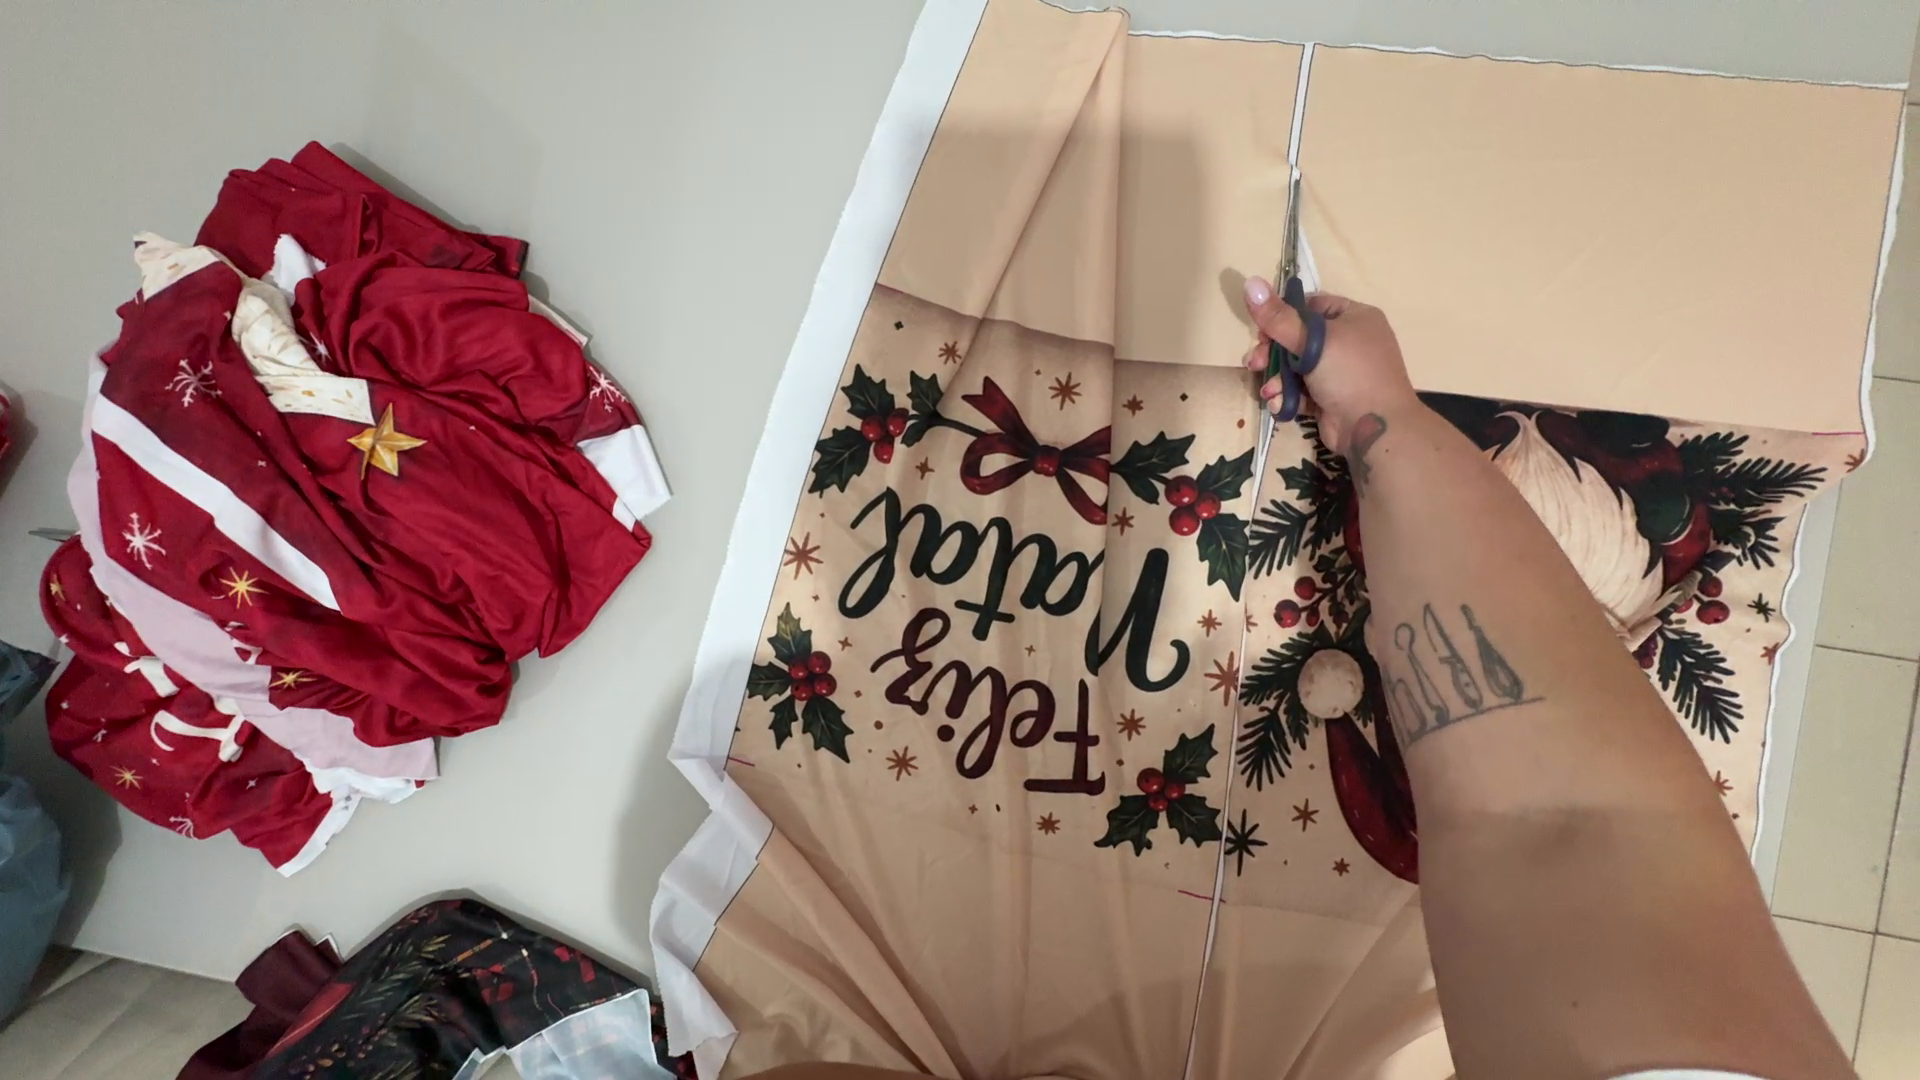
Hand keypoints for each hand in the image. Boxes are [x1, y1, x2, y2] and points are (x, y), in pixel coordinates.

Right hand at [1241, 277, 1417, 452]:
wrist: (1374, 426)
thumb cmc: (1349, 374)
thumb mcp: (1312, 341)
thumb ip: (1278, 317)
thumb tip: (1249, 282)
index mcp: (1353, 318)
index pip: (1310, 307)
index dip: (1282, 318)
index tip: (1261, 332)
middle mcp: (1348, 342)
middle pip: (1296, 339)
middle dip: (1271, 354)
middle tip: (1254, 364)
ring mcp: (1339, 372)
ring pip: (1294, 367)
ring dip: (1276, 379)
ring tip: (1269, 391)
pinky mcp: (1329, 397)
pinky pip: (1300, 390)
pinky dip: (1287, 396)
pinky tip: (1281, 405)